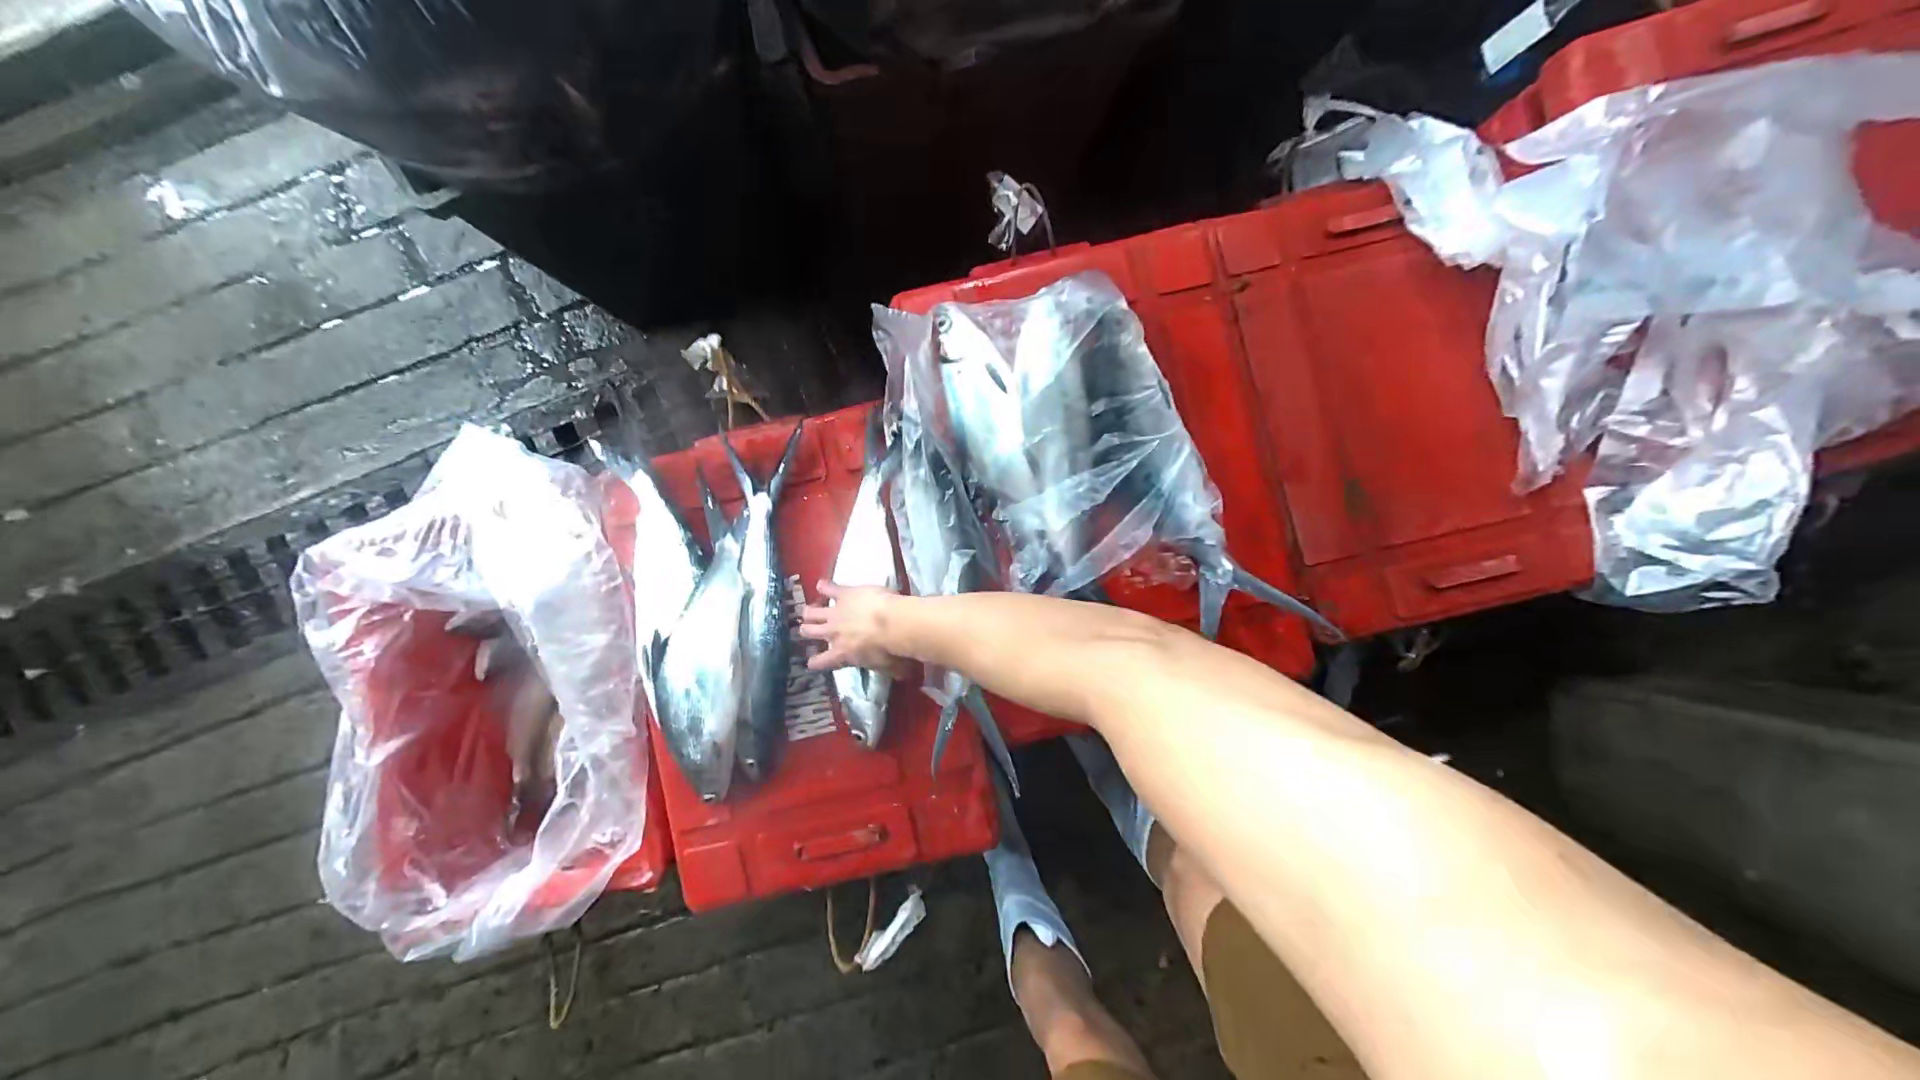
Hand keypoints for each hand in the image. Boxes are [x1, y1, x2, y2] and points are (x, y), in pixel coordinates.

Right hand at [800, 581, 909, 673]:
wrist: (893, 623)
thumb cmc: (891, 650)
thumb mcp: (890, 666)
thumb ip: (890, 670)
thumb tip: (900, 675)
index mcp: (842, 654)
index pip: (823, 661)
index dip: (815, 662)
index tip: (811, 662)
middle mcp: (833, 633)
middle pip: (812, 632)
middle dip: (807, 631)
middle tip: (805, 629)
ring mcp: (836, 612)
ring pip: (814, 612)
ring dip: (810, 611)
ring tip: (806, 611)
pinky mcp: (844, 594)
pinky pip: (830, 589)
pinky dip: (825, 586)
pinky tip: (821, 584)